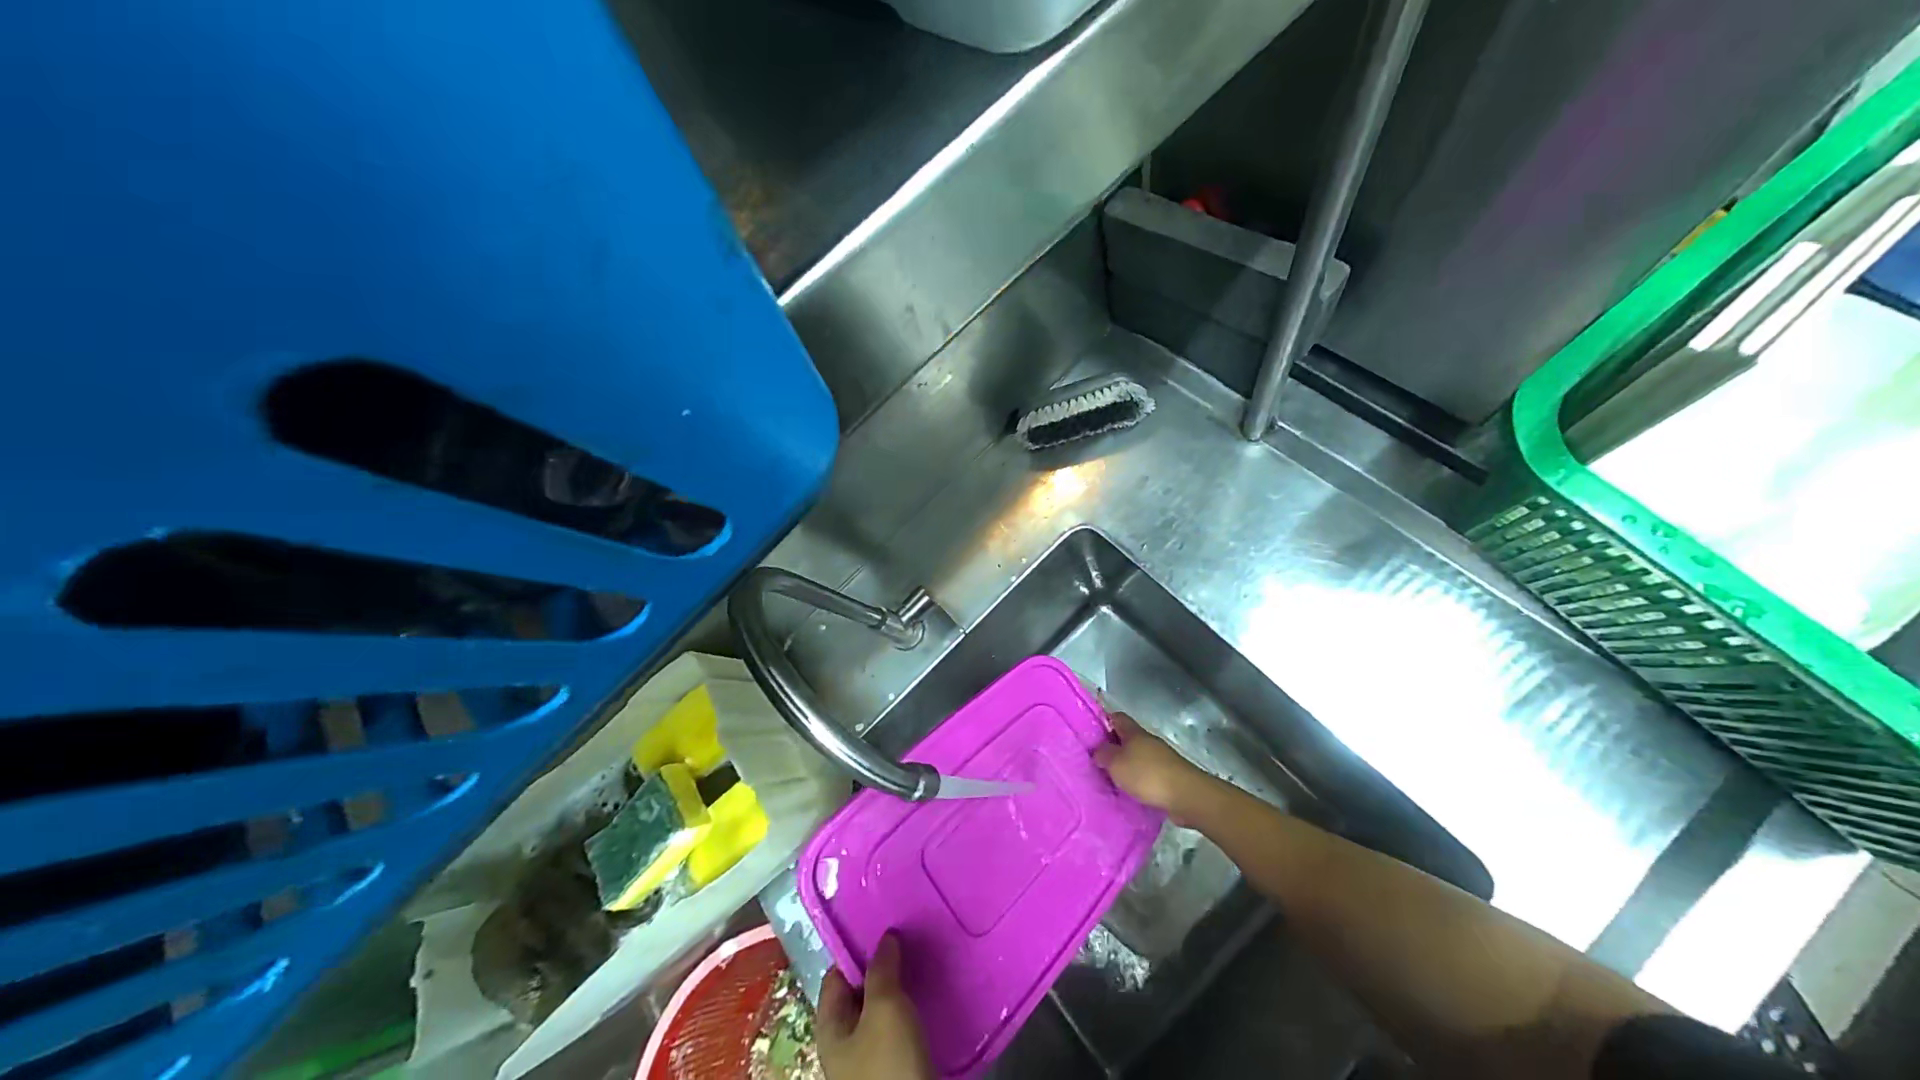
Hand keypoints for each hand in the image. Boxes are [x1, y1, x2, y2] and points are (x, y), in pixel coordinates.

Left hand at [817, 933, 934, 1079]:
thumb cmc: (889, 1065)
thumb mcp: (884, 1008)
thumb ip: (882, 969)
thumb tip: (886, 937)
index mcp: (829, 1026)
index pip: (836, 976)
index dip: (857, 950)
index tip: (884, 928)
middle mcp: (844, 1043)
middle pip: (860, 994)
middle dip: (884, 968)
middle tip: (911, 943)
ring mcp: (869, 1061)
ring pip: (883, 1013)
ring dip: (902, 991)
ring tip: (926, 966)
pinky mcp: (895, 1072)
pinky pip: (901, 1033)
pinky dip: (914, 1014)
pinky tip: (934, 1002)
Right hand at [1093, 711, 1214, 823]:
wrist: (1186, 796)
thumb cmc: (1147, 774)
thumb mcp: (1116, 763)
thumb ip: (1103, 754)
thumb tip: (1099, 751)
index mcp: (1135, 733)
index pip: (1117, 717)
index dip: (1104, 721)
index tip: (1090, 733)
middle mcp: (1148, 742)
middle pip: (1127, 738)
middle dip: (1113, 747)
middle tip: (1096, 761)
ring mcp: (1161, 759)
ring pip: (1137, 757)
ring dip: (1125, 766)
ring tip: (1109, 779)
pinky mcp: (1168, 777)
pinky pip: (1147, 774)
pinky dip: (1137, 781)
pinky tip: (1128, 792)